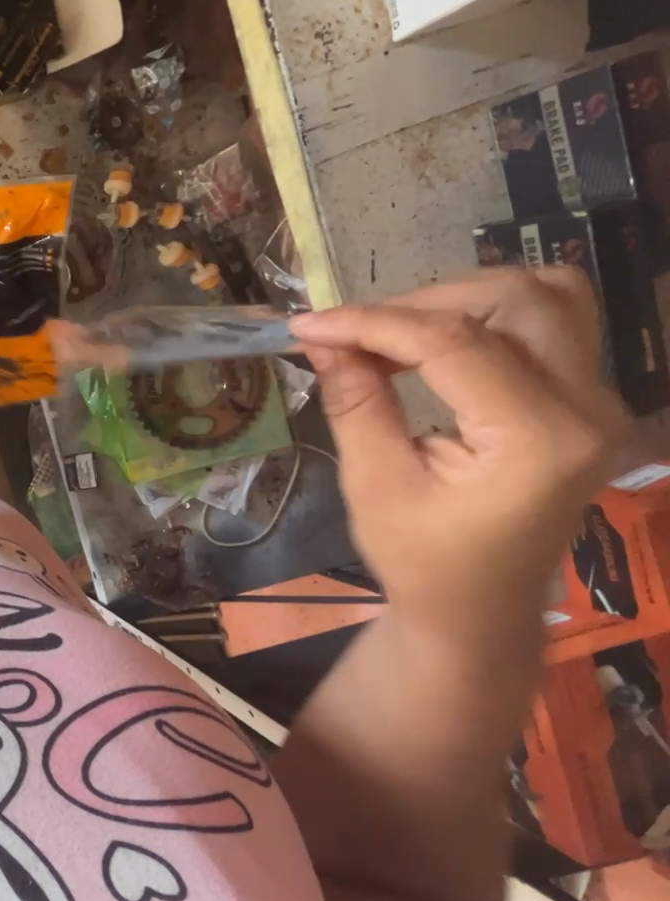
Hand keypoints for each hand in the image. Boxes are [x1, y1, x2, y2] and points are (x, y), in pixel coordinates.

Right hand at [289, 267, 623, 632]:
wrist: (477, 603)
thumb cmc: (419, 556)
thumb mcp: (374, 483)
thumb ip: (356, 404)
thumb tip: (321, 340)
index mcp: (538, 438)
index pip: (456, 344)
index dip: (373, 323)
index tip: (305, 327)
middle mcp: (588, 406)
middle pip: (520, 299)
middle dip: (421, 303)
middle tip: (350, 333)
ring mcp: (597, 399)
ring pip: (545, 298)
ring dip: (457, 301)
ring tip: (389, 333)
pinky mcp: (584, 398)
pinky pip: (546, 325)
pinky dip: (479, 317)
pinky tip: (425, 345)